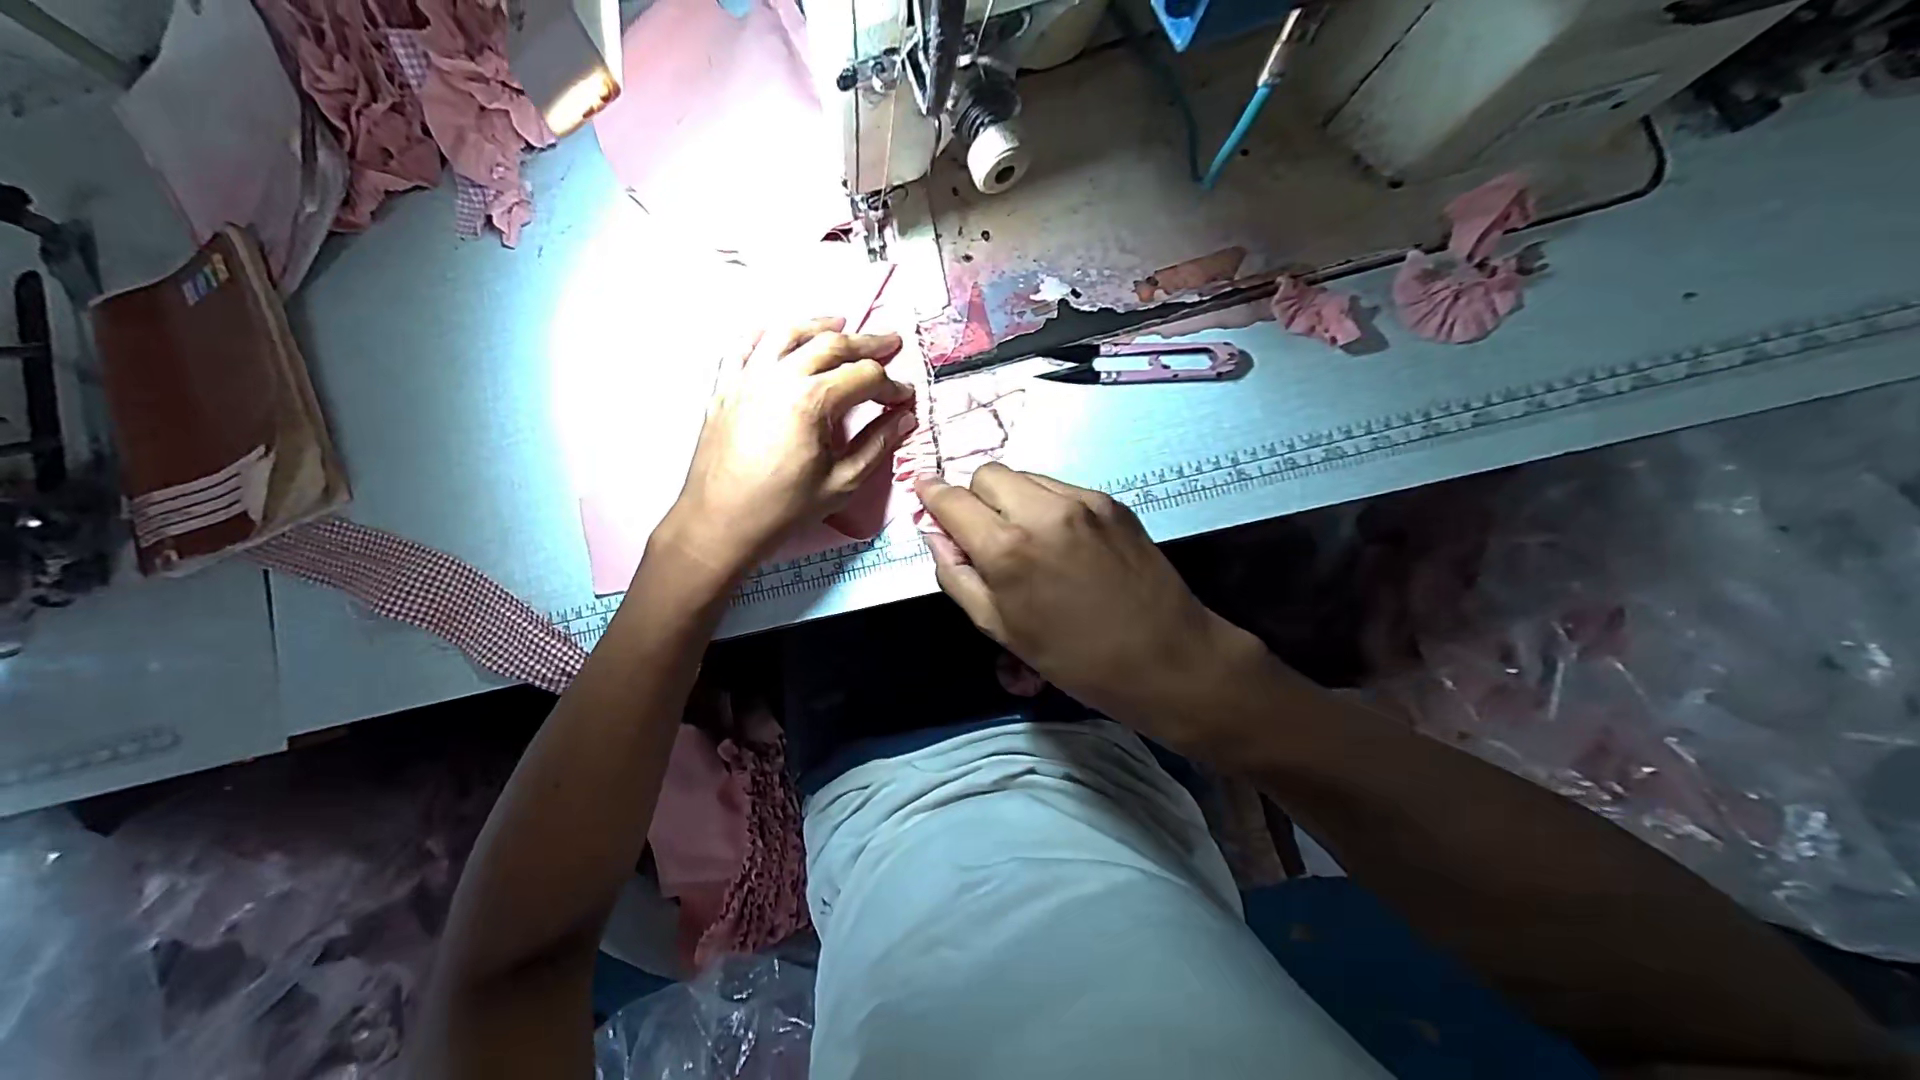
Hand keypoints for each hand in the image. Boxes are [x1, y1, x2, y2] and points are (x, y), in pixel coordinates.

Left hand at [662, 318, 915, 580]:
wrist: (720, 522)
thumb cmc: (782, 509)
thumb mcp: (842, 482)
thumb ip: (878, 445)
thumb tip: (904, 419)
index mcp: (812, 401)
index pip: (864, 377)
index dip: (890, 386)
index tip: (903, 398)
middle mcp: (779, 378)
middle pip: (831, 344)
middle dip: (867, 343)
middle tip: (890, 341)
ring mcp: (747, 378)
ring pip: (787, 333)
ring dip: (818, 325)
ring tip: (839, 323)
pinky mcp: (725, 388)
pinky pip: (744, 346)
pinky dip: (765, 333)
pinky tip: (778, 333)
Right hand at [915, 464, 1267, 741]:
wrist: (1164, 656)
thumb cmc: (1075, 658)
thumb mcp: (1002, 629)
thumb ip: (958, 577)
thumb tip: (937, 538)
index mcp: (1007, 549)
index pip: (953, 500)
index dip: (933, 495)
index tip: (926, 493)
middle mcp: (1042, 511)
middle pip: (988, 474)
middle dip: (976, 497)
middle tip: (984, 533)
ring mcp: (1082, 501)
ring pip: (1025, 477)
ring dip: (1012, 499)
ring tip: (1026, 539)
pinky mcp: (1111, 502)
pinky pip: (1060, 488)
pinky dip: (1046, 506)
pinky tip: (1062, 542)